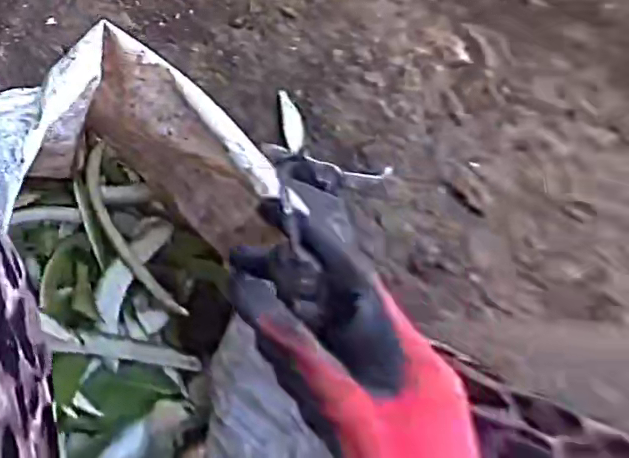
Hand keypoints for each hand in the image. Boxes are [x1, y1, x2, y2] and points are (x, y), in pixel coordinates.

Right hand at [230, 164, 475, 457]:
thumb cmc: (397, 454)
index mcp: (398, 345)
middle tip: (239, 268)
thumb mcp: (340, 399)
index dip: (310, 235)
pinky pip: (310, 356)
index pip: (351, 273)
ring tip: (292, 374)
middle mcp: (387, 351)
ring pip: (309, 326)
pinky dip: (291, 363)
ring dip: (284, 336)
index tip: (268, 204)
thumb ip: (294, 343)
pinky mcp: (353, 395)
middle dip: (279, 282)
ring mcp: (371, 375)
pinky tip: (300, 392)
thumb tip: (241, 284)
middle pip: (323, 295)